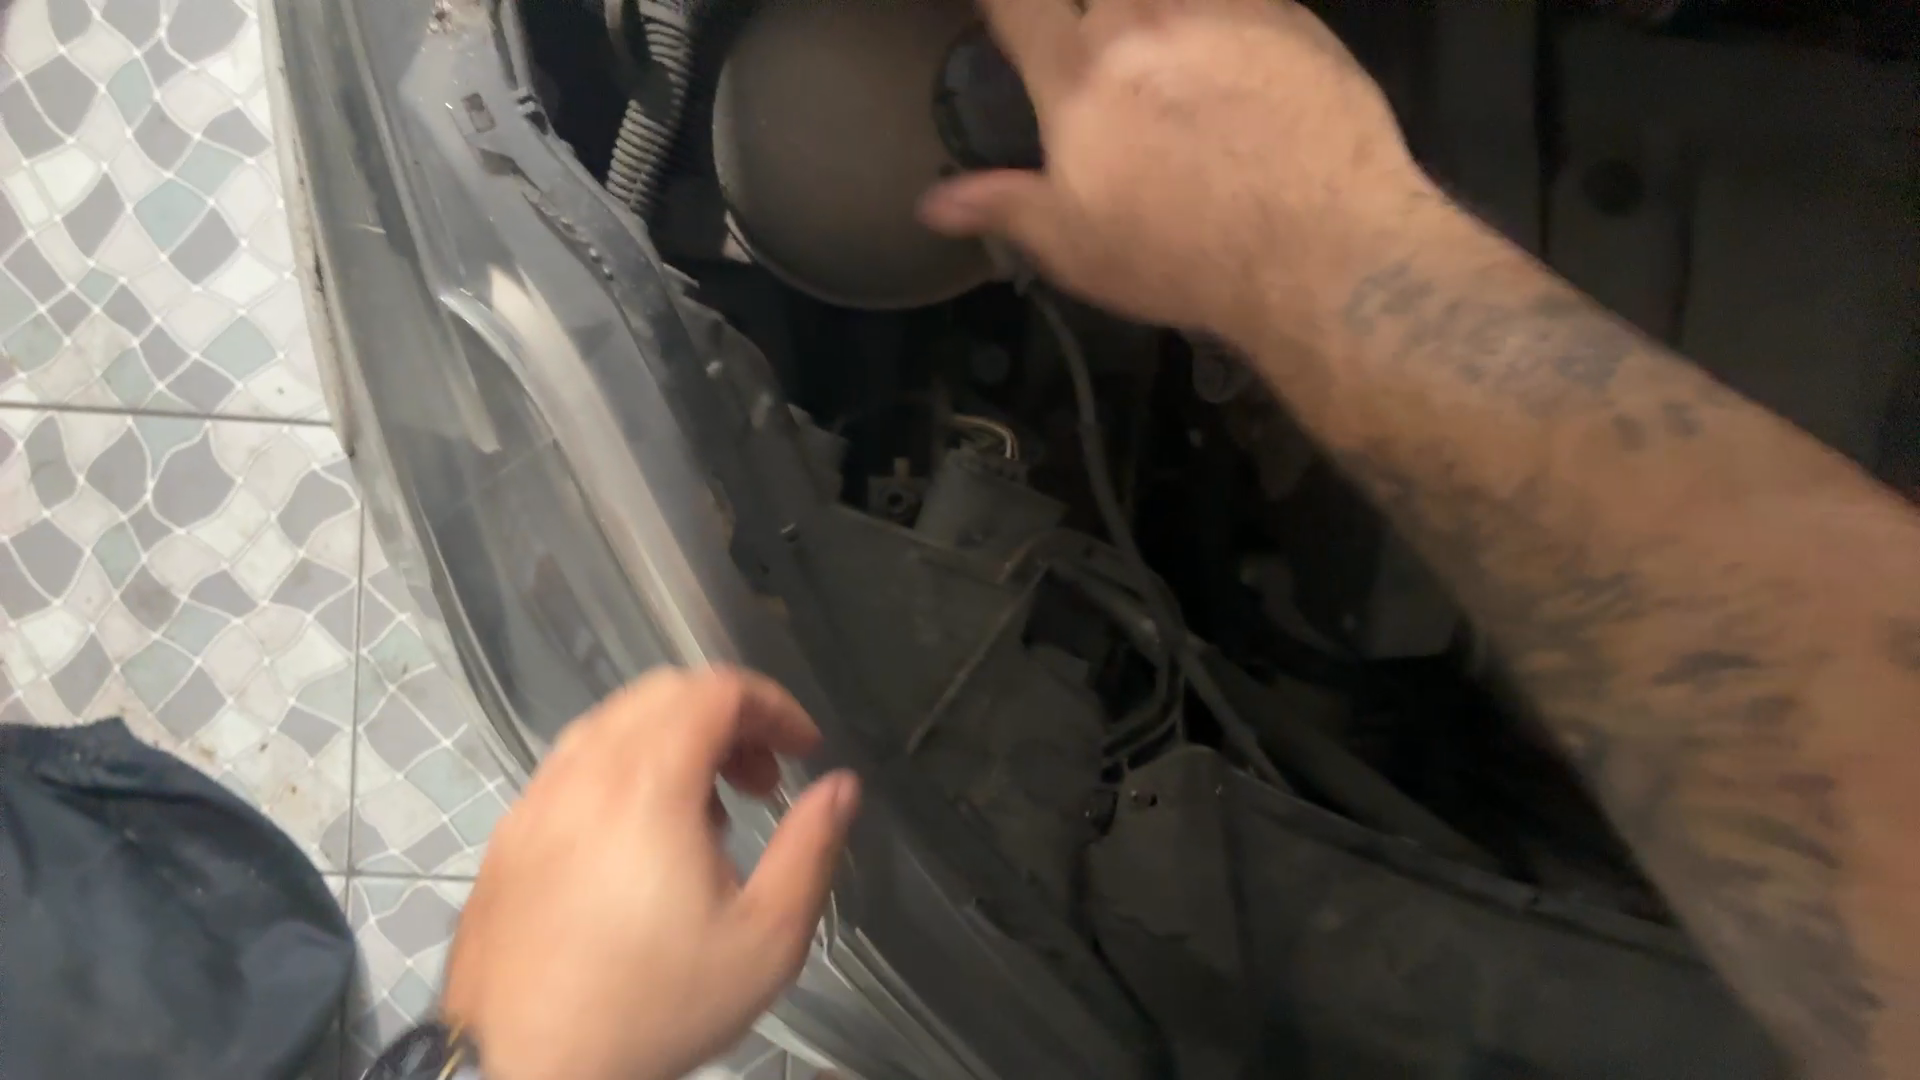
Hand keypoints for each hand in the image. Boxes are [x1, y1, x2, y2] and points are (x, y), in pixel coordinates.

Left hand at [441, 669, 861, 1079]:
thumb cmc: (654, 1007)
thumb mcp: (766, 938)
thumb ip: (813, 846)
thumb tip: (843, 786)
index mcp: (648, 785)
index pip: (718, 691)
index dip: (774, 706)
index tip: (804, 748)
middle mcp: (585, 774)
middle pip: (669, 692)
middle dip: (732, 717)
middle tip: (762, 777)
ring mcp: (538, 800)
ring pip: (620, 720)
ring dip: (680, 737)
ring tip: (711, 809)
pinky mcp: (511, 834)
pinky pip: (579, 760)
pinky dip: (630, 764)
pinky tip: (646, 833)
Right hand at [920, 0, 1428, 346]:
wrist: (1310, 247)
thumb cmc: (1176, 256)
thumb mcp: (1072, 247)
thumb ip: (1001, 208)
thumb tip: (932, 203)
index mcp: (1080, 79)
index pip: (1017, 5)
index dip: (1003, 4)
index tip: (1003, 12)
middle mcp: (1143, 20)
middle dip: (1084, 17)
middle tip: (1089, 40)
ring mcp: (1220, 8)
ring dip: (1151, 17)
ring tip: (1159, 57)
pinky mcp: (1286, 14)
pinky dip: (1220, 18)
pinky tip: (1225, 61)